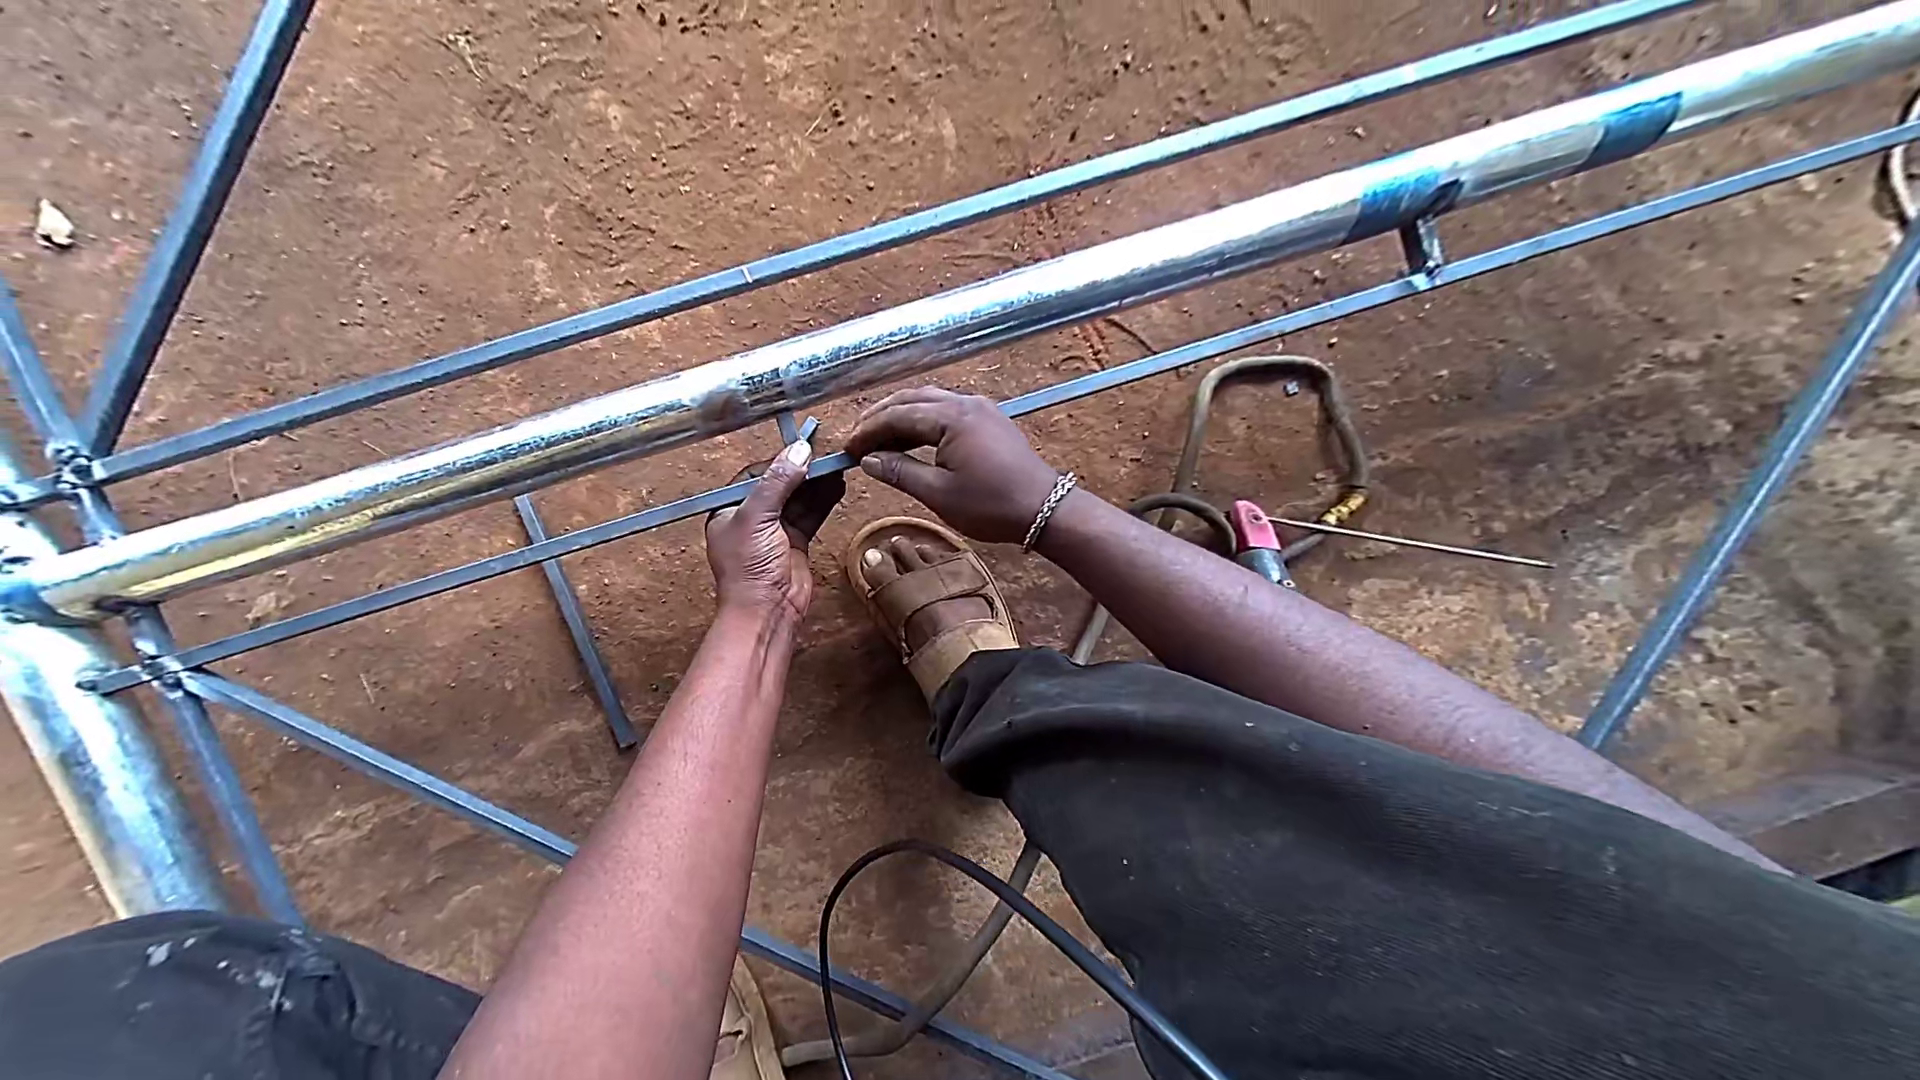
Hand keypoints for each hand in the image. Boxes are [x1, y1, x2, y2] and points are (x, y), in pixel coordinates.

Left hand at [705, 439, 841, 619]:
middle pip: (781, 484)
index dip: (781, 460)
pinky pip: (811, 514)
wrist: (766, 611)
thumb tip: (798, 451)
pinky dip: (824, 501)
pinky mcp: (796, 542)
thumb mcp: (757, 517)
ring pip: (799, 498)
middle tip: (827, 455)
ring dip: (817, 484)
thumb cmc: (748, 570)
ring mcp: (775, 530)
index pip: (757, 473)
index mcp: (730, 508)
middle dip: (803, 470)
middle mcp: (752, 517)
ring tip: (837, 467)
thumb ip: (778, 483)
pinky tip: (837, 487)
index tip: (805, 447)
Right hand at [844, 387, 1060, 543]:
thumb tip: (868, 460)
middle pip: (911, 399)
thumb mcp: (939, 493)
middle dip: (880, 417)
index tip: (847, 449)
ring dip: (901, 416)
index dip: (868, 431)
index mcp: (951, 417)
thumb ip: (900, 472)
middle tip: (857, 439)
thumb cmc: (992, 505)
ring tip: (878, 440)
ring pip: (929, 401)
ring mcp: (980, 408)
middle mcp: (965, 402)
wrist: (1044, 509)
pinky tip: (912, 440)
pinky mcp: (989, 419)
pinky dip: (923, 421)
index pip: (897, 415)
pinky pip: (946, 409)